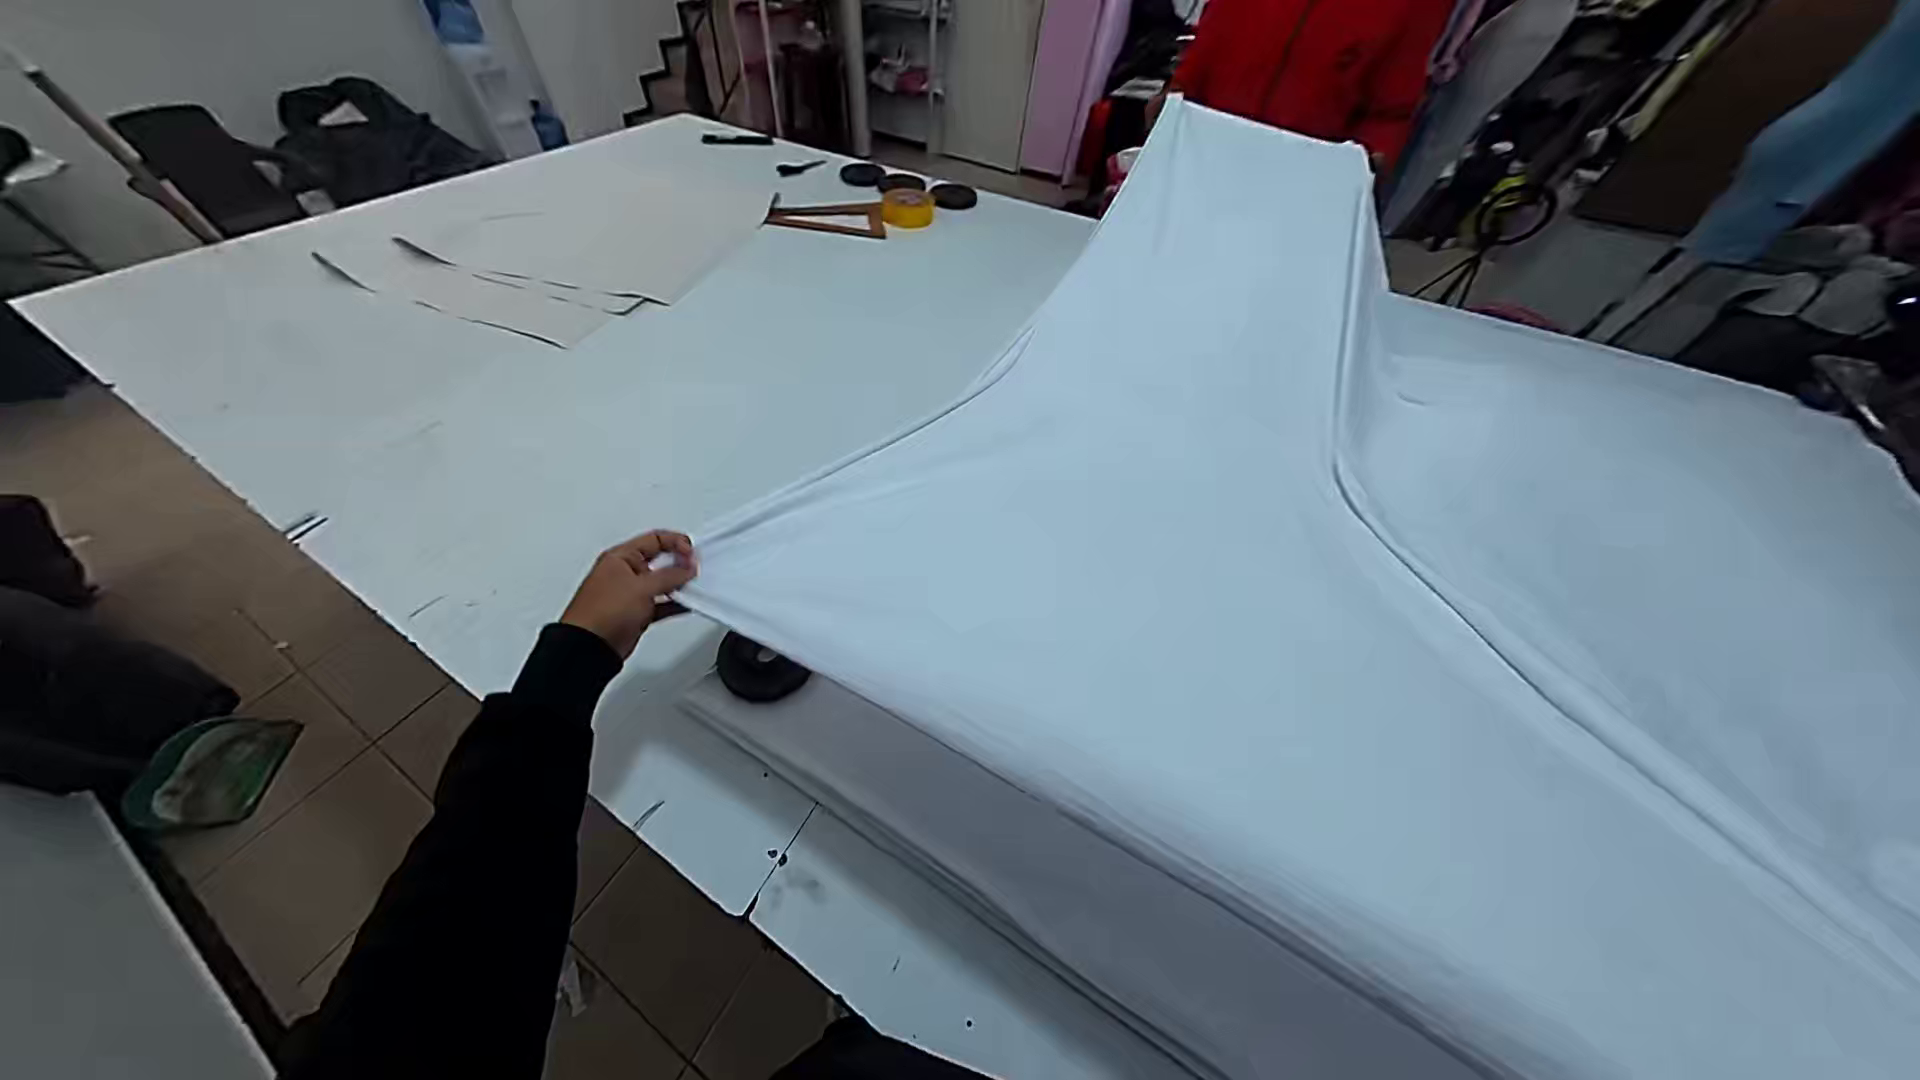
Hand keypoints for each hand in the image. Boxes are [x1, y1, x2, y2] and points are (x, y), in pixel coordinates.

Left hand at [560, 530, 698, 658]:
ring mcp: (631, 593)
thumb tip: (687, 568)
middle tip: (695, 569)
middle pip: (660, 559)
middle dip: (680, 563)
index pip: (655, 539)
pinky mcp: (637, 612)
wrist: (590, 647)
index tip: (692, 554)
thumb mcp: (642, 587)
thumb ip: (670, 575)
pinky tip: (688, 604)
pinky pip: (662, 603)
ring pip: (662, 582)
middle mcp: (625, 572)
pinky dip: (675, 603)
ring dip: (679, 584)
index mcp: (620, 557)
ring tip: (694, 587)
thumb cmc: (601, 613)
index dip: (676, 542)